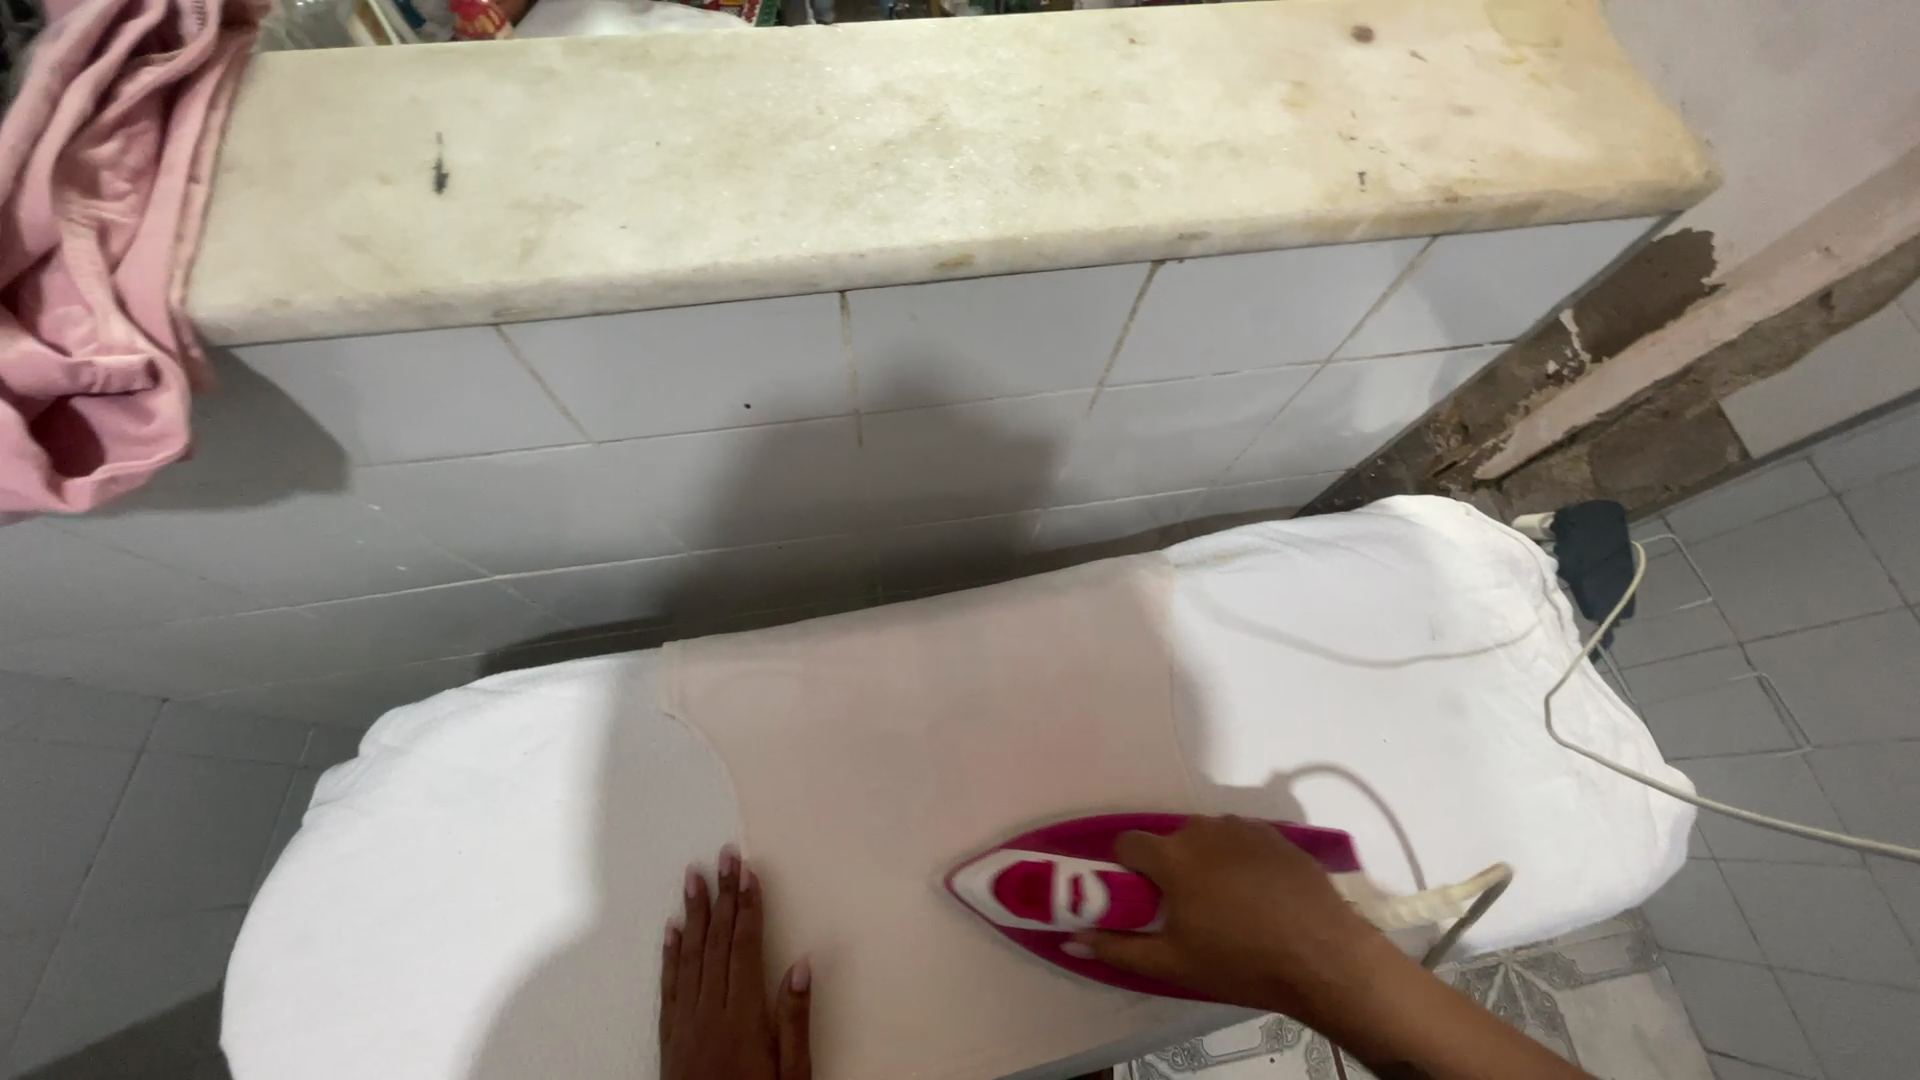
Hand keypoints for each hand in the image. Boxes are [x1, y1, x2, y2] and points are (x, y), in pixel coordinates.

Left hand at [661, 846, 812, 1079]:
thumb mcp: (793, 1078)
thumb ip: (794, 1021)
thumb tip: (801, 963)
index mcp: (743, 1018)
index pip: (745, 947)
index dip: (748, 906)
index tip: (749, 870)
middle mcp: (710, 1013)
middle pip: (717, 942)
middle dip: (723, 895)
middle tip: (724, 855)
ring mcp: (686, 1025)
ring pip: (690, 956)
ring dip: (694, 913)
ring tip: (694, 876)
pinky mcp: (670, 1039)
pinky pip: (669, 987)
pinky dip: (670, 953)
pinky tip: (672, 928)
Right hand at [1070, 816, 1394, 1026]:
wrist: (1325, 955)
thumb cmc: (1241, 961)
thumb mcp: (1174, 963)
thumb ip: (1118, 947)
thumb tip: (1072, 939)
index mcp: (1171, 856)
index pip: (1128, 843)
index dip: (1127, 867)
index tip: (1141, 895)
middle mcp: (1200, 829)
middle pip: (1170, 841)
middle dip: (1171, 868)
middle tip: (1189, 908)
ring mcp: (1241, 827)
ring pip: (1207, 838)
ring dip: (1206, 861)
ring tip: (1229, 902)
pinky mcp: (1274, 834)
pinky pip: (1241, 840)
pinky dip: (1240, 858)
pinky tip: (1259, 892)